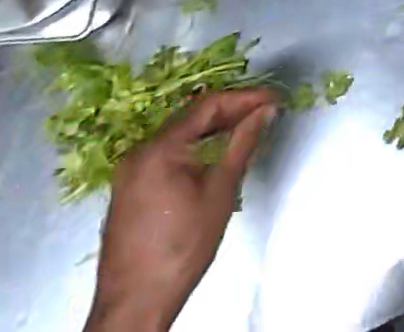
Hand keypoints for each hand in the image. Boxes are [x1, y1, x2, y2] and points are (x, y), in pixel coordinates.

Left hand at [85, 89, 276, 331]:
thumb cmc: (182, 247)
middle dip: (231, 110)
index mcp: (159, 148)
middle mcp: (140, 151)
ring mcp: (131, 169)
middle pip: (192, 117)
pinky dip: (195, 145)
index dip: (244, 98)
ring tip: (247, 125)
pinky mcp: (130, 186)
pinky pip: (168, 151)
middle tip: (264, 110)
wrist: (135, 304)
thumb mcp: (222, 190)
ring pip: (180, 134)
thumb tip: (266, 110)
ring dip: (214, 127)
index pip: (208, 106)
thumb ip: (244, 143)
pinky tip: (216, 150)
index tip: (273, 98)